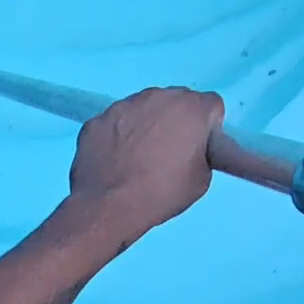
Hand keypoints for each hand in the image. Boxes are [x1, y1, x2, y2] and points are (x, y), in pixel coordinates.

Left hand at [66, 86, 223, 236]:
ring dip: (141, 126)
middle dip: (172, 122)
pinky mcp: (95, 120)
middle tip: (164, 153)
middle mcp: (157, 96)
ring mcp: (122, 106)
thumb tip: (191, 149)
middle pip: (173, 102)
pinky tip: (110, 160)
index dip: (204, 128)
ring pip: (139, 109)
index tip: (194, 147)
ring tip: (133, 158)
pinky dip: (112, 137)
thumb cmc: (161, 195)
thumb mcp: (201, 179)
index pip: (209, 107)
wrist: (109, 208)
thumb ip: (202, 152)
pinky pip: (111, 124)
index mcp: (192, 108)